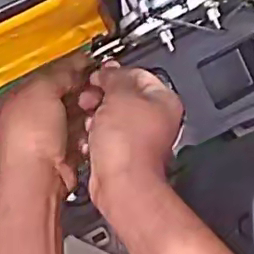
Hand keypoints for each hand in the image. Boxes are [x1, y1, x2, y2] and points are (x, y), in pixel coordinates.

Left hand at [0, 56, 90, 195]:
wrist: (39, 177)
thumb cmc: (27, 140)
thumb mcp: (43, 90)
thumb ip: (60, 73)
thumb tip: (75, 63)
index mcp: (19, 97)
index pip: (48, 74)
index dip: (69, 66)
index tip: (88, 62)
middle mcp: (33, 117)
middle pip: (65, 94)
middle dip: (83, 88)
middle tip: (95, 84)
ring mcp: (50, 136)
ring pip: (78, 114)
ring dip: (88, 110)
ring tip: (94, 106)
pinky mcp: (66, 153)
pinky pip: (85, 135)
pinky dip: (90, 130)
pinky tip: (91, 127)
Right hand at [83, 62, 182, 208]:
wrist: (121, 183)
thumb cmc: (129, 146)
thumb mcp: (118, 96)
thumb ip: (115, 77)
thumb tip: (110, 71)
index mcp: (164, 101)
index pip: (139, 75)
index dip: (116, 72)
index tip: (99, 74)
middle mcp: (156, 121)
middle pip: (125, 97)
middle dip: (103, 96)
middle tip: (90, 96)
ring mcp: (141, 140)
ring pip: (113, 119)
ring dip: (97, 117)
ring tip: (89, 119)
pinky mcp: (124, 156)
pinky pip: (107, 140)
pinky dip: (96, 138)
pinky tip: (89, 140)